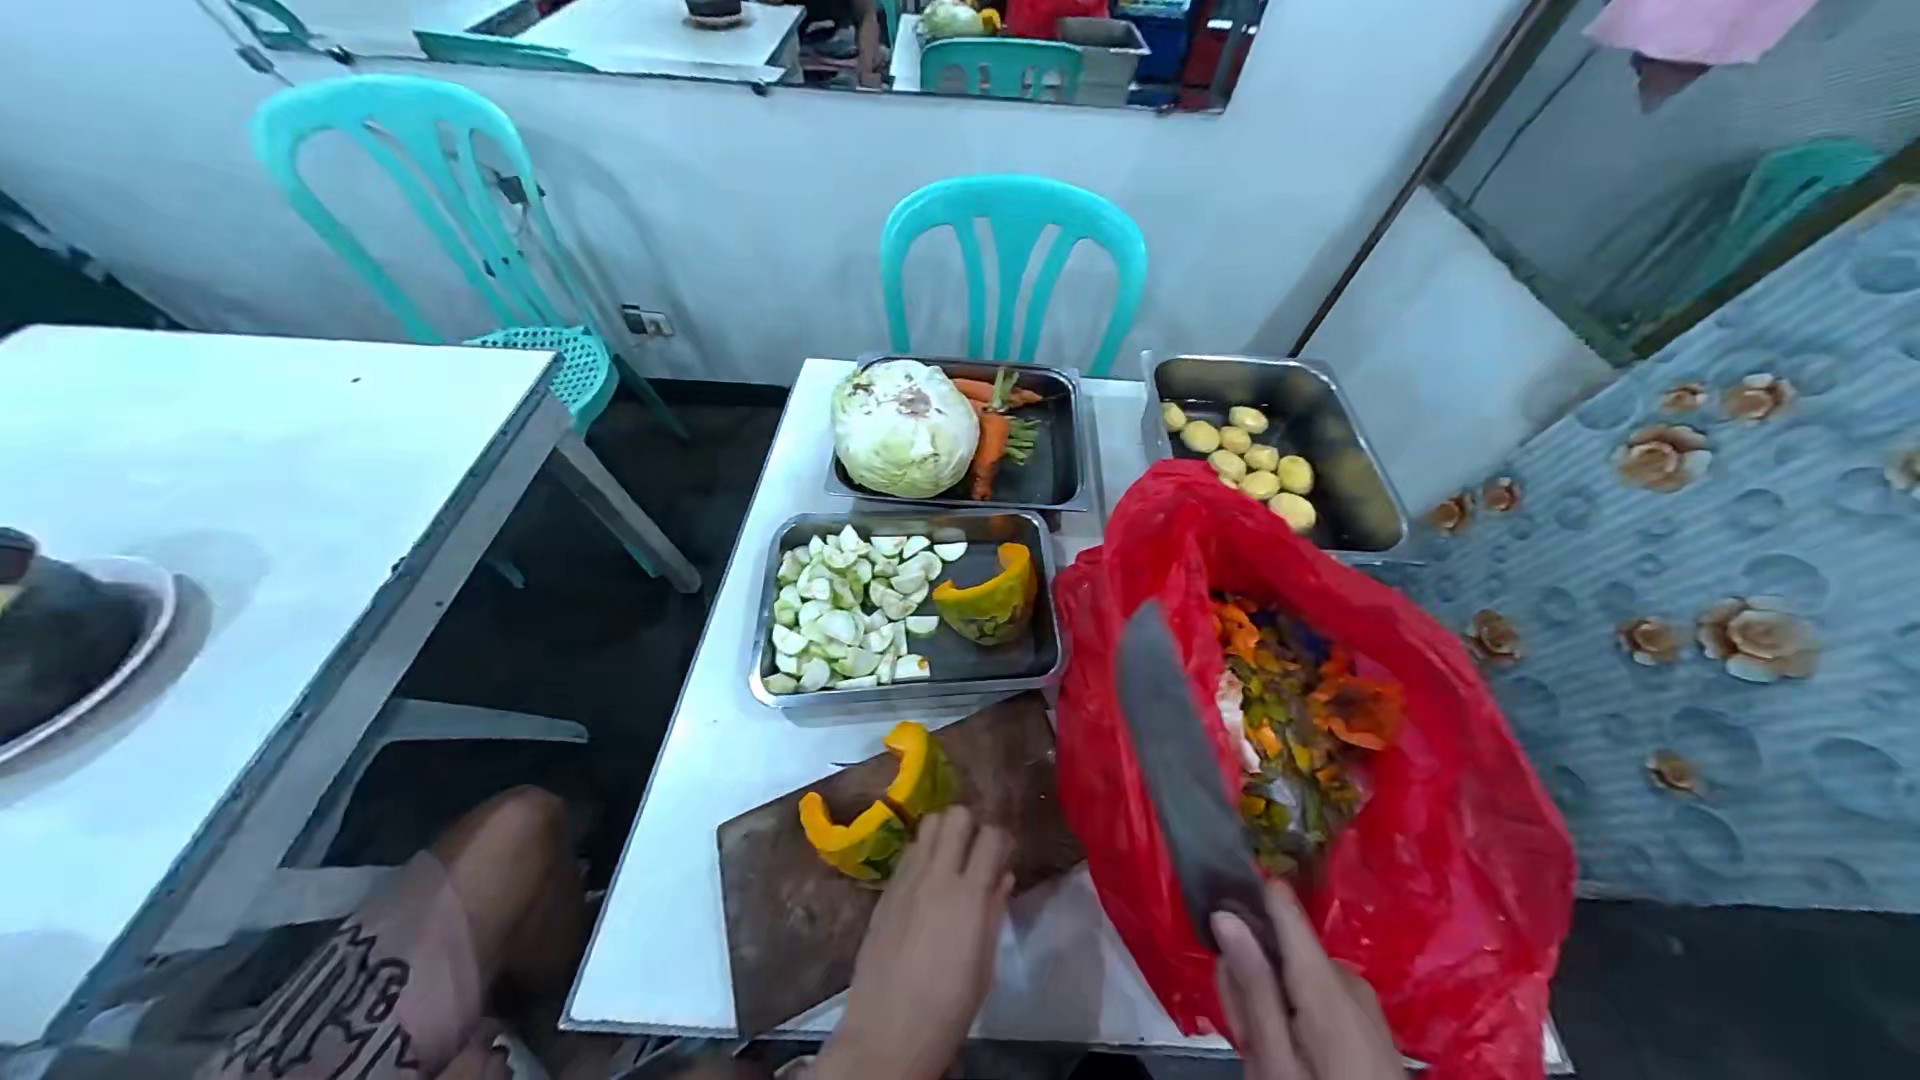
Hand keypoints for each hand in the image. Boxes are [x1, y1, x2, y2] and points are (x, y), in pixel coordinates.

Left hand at [814, 807, 1013, 1079]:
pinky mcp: (885, 890)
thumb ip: (993, 911)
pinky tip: (925, 879)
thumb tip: (1002, 876)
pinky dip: (922, 853)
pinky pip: (908, 852)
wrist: (888, 1031)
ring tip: (949, 856)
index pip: (992, 836)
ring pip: (928, 824)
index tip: (1003, 854)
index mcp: (969, 896)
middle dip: (971, 824)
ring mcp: (907, 879)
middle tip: (974, 848)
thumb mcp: (985, 964)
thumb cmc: (949, 1007)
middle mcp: (937, 876)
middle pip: (956, 816)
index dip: (1001, 839)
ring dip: (944, 832)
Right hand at [1212, 881, 1401, 1079]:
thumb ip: (1252, 986)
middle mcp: (1348, 978)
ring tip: (1267, 1053)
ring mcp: (1362, 999)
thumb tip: (1224, 915)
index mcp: (1327, 985)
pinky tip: (1291, 1055)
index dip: (1245, 906)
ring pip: (1290, 969)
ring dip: (1268, 1002)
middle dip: (1250, 980)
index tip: (1222, 946)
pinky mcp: (1366, 1017)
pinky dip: (1292, 1014)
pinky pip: (1313, 989)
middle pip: (1277, 945)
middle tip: (1247, 1038)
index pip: (1282, 904)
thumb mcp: (1275, 1064)